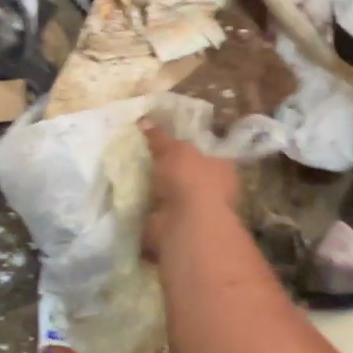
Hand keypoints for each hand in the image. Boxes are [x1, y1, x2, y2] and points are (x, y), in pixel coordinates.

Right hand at [140, 118, 238, 256]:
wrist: (184, 222)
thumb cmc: (190, 179)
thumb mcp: (174, 149)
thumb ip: (159, 138)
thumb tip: (143, 120)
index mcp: (221, 169)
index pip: (207, 157)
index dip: (188, 153)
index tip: (167, 149)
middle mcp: (212, 194)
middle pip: (189, 181)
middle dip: (170, 177)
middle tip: (145, 165)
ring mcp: (195, 216)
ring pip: (173, 202)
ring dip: (157, 198)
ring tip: (132, 185)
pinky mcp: (176, 232)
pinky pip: (158, 220)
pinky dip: (146, 216)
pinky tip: (131, 207)